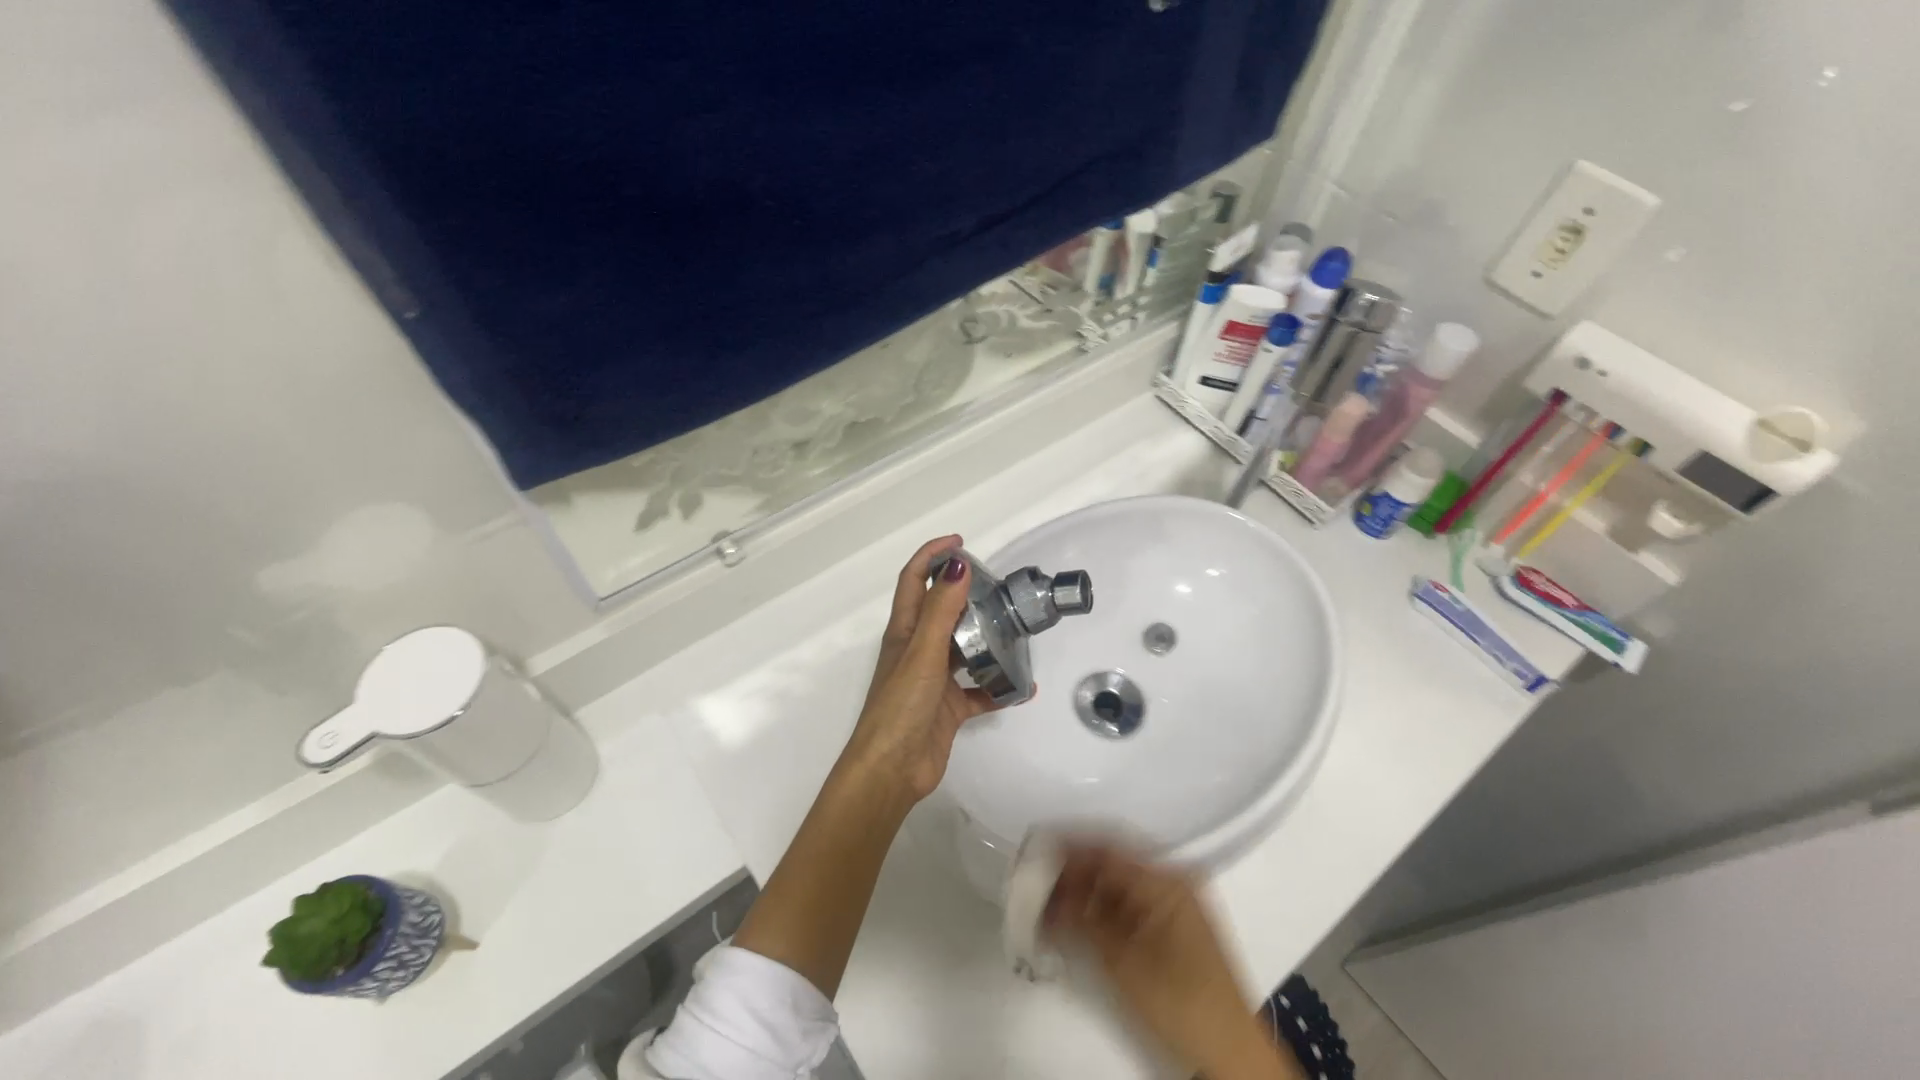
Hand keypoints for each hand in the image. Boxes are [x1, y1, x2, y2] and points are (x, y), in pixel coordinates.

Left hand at [838, 535, 1003, 802]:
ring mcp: (933, 681)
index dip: (932, 556)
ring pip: (963, 651)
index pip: (914, 581)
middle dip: (968, 596)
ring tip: (1017, 631)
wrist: (892, 770)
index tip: (961, 541)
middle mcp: (917, 651)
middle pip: (942, 613)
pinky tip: (1024, 687)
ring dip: (986, 640)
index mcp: (904, 632)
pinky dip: (999, 689)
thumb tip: (958, 567)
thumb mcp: (922, 653)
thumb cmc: (900, 706)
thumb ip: (941, 611)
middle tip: (1001, 589)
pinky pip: (979, 693)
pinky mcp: (948, 709)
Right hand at [1046, 844, 1299, 1079]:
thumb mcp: (1123, 959)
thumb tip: (1043, 888)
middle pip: (1109, 864)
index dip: (1065, 846)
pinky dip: (1096, 913)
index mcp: (1167, 879)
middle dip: (1067, 873)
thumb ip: (1081, 917)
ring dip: (1078, 894)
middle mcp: (1171, 882)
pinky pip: (1125, 907)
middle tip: (1028, 883)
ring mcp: (1172, 906)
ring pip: (1114, 887)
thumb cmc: (1180, 1001)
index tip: (1029, 852)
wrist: (1229, 1052)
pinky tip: (1067, 925)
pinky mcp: (1168, 930)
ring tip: (1039, 907)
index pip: (1106, 847)